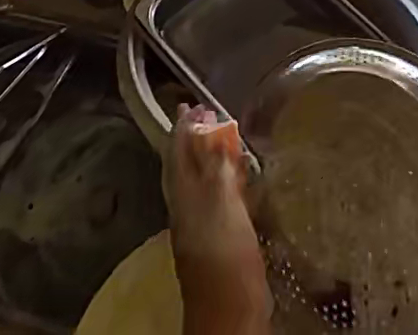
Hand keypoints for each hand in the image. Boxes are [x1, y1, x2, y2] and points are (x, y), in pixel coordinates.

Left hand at [168, 105, 269, 334]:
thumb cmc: (226, 259)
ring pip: (202, 178)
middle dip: (194, 138)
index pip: (177, 153)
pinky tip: (240, 175)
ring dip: (209, 154)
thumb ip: (217, 169)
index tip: (190, 102)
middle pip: (187, 164)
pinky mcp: (220, 235)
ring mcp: (203, 222)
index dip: (183, 128)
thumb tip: (211, 131)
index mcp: (185, 196)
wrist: (230, 315)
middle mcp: (189, 206)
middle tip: (207, 112)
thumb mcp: (223, 207)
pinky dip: (224, 176)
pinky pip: (218, 194)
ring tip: (222, 134)